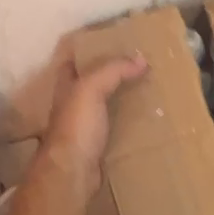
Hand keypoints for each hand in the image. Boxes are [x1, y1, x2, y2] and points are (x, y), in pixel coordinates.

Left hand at [37, 51, 147, 194]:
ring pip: (105, 107)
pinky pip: (116, 130)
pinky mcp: (98, 147)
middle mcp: (73, 105)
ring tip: (148, 91)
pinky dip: (128, 125)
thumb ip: (113, 71)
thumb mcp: (91, 89)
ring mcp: (85, 128)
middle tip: (138, 67)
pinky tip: (145, 121)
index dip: (87, 50)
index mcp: (66, 87)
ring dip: (122, 100)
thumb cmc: (76, 126)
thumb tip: (141, 59)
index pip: (73, 61)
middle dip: (111, 75)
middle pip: (92, 84)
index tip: (112, 42)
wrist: (73, 172)